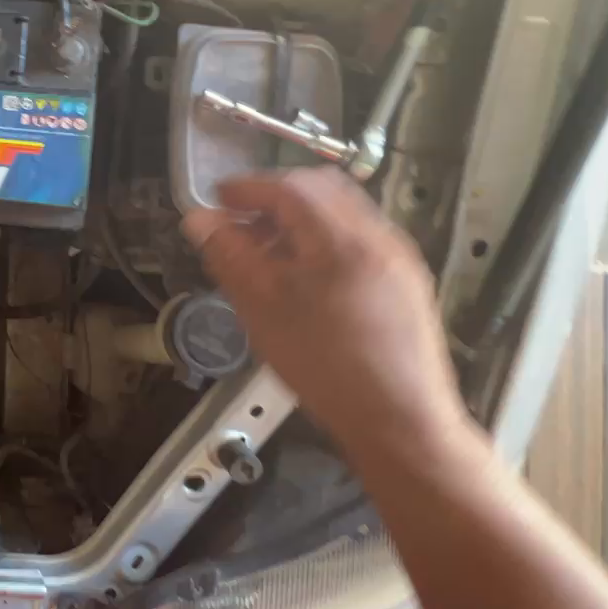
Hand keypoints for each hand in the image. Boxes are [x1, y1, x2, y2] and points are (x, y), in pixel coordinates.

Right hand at [180, 168, 472, 466]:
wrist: (400, 421)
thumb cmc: (322, 362)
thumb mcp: (259, 307)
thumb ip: (228, 254)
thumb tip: (201, 218)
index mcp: (340, 238)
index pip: (288, 187)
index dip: (246, 187)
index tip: (217, 198)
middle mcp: (377, 236)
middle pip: (321, 188)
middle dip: (274, 195)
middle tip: (240, 218)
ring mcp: (397, 258)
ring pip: (341, 211)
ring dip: (298, 215)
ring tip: (266, 247)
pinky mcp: (405, 280)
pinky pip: (358, 236)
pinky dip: (322, 235)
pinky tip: (302, 271)